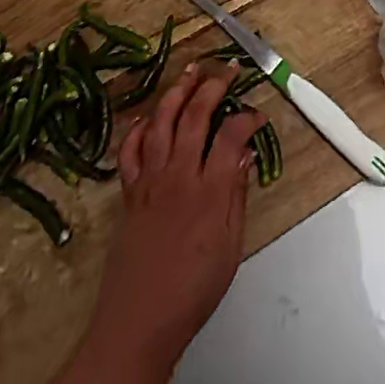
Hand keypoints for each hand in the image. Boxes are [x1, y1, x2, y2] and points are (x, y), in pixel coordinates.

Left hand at [38, 61, 265, 383]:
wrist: (143, 312)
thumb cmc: (194, 288)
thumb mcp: (231, 246)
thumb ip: (236, 196)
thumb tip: (245, 156)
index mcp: (208, 192)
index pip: (229, 138)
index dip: (245, 119)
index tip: (256, 113)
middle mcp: (177, 175)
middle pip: (193, 118)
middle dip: (210, 88)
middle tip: (224, 71)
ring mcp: (149, 178)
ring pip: (160, 122)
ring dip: (175, 93)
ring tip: (189, 72)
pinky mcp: (128, 188)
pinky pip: (130, 147)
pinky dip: (138, 127)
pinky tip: (148, 115)